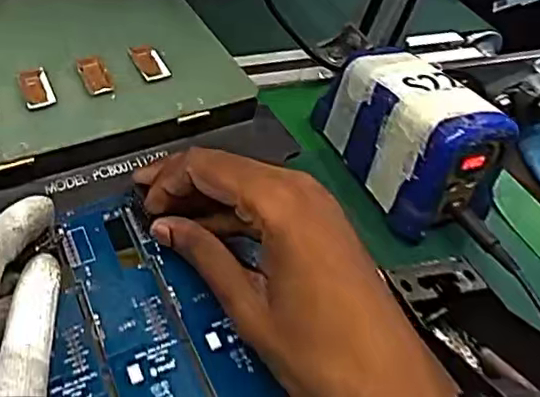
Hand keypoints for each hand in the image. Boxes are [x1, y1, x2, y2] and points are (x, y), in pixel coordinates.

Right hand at [135, 149, 456, 396]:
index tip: (144, 197)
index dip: (167, 178)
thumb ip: (205, 256)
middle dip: (182, 181)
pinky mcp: (321, 217)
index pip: (206, 165)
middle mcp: (299, 189)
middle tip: (149, 200)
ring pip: (243, 178)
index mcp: (281, 202)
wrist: (395, 385)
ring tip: (172, 216)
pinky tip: (211, 228)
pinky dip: (234, 207)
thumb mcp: (251, 307)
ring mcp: (314, 201)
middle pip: (224, 165)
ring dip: (206, 194)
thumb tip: (170, 229)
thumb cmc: (335, 356)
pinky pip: (265, 196)